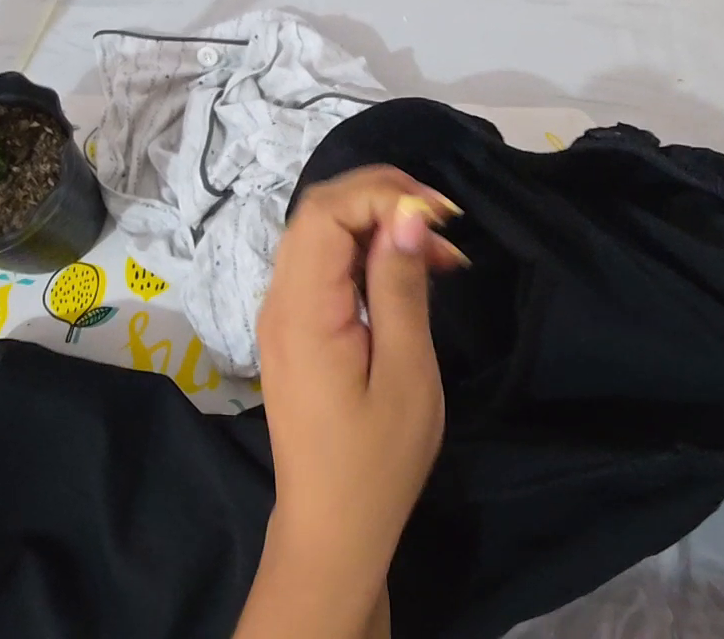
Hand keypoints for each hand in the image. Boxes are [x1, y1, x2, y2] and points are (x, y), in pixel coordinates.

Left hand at [234, 166, 464, 638]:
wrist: (333, 529)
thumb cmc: (377, 460)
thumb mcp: (406, 372)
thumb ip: (401, 287)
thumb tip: (408, 215)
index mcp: (302, 311)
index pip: (326, 212)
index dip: (382, 193)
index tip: (440, 215)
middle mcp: (280, 302)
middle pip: (318, 213)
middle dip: (382, 199)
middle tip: (443, 222)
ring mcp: (282, 315)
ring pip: (322, 235)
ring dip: (378, 225)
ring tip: (439, 252)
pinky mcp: (295, 328)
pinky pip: (325, 266)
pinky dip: (367, 254)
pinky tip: (409, 273)